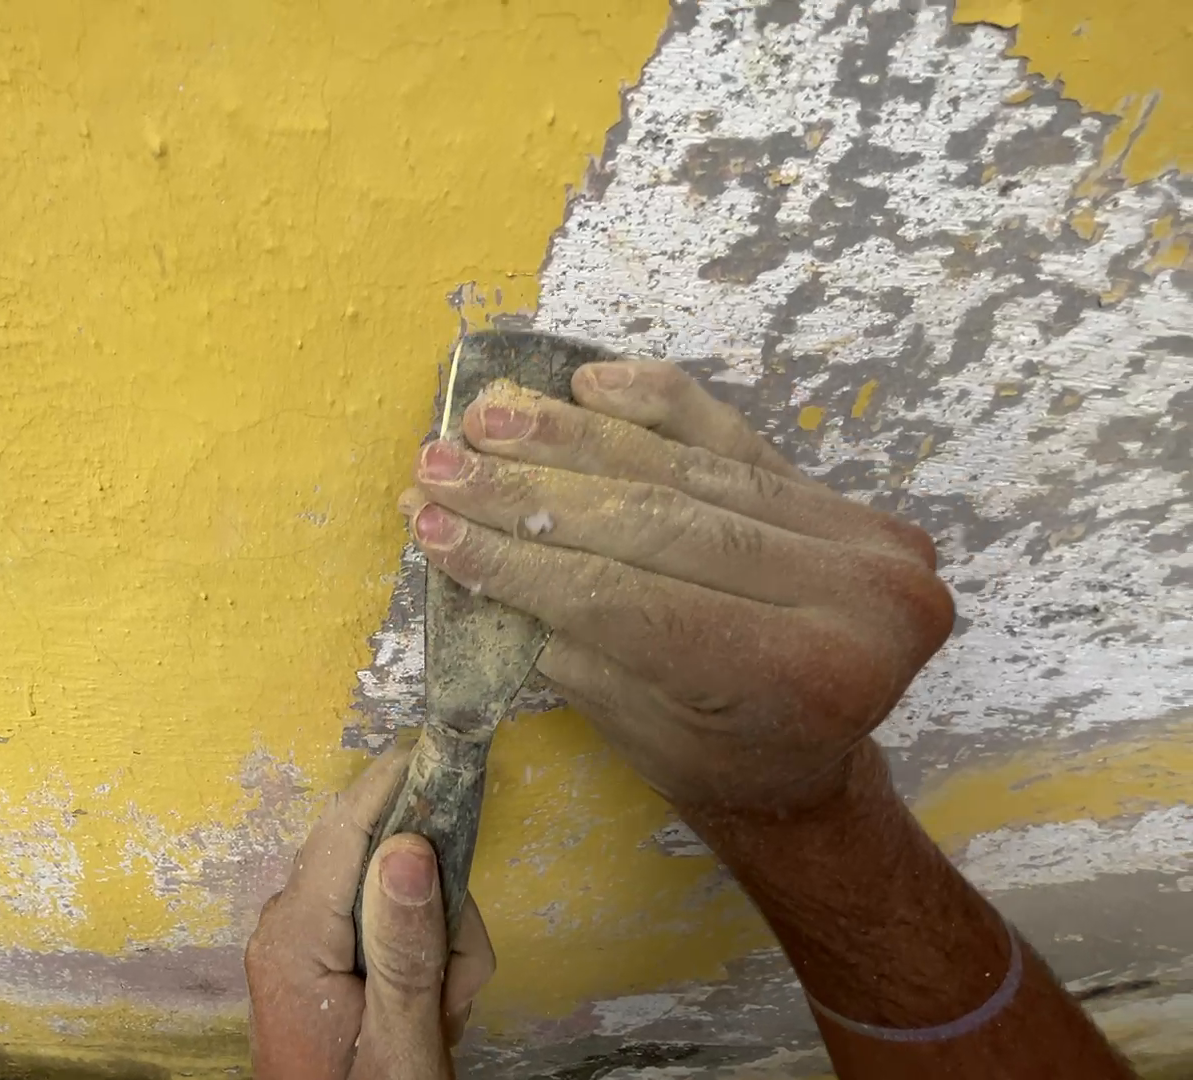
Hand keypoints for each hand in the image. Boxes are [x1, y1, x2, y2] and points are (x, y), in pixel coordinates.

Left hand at [245, 747, 495, 1079]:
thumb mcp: (402, 1044)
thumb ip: (405, 947)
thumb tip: (408, 845)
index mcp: (295, 937)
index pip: (343, 830)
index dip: (387, 784)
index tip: (428, 746)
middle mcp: (286, 922)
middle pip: (368, 856)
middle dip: (430, 898)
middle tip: (456, 972)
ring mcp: (300, 936)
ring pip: (383, 888)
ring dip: (432, 937)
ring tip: (444, 1010)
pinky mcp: (317, 951)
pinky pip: (376, 917)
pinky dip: (416, 949)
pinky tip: (429, 1007)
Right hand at [399, 360, 953, 809]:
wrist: (802, 762)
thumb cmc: (697, 754)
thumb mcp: (609, 710)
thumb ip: (535, 620)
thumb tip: (443, 535)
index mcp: (790, 678)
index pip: (616, 595)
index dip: (512, 557)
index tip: (428, 522)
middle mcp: (850, 597)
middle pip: (647, 517)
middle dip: (523, 489)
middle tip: (438, 463)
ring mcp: (858, 537)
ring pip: (677, 466)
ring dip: (564, 437)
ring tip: (482, 420)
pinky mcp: (841, 497)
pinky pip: (730, 433)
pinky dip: (654, 399)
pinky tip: (587, 382)